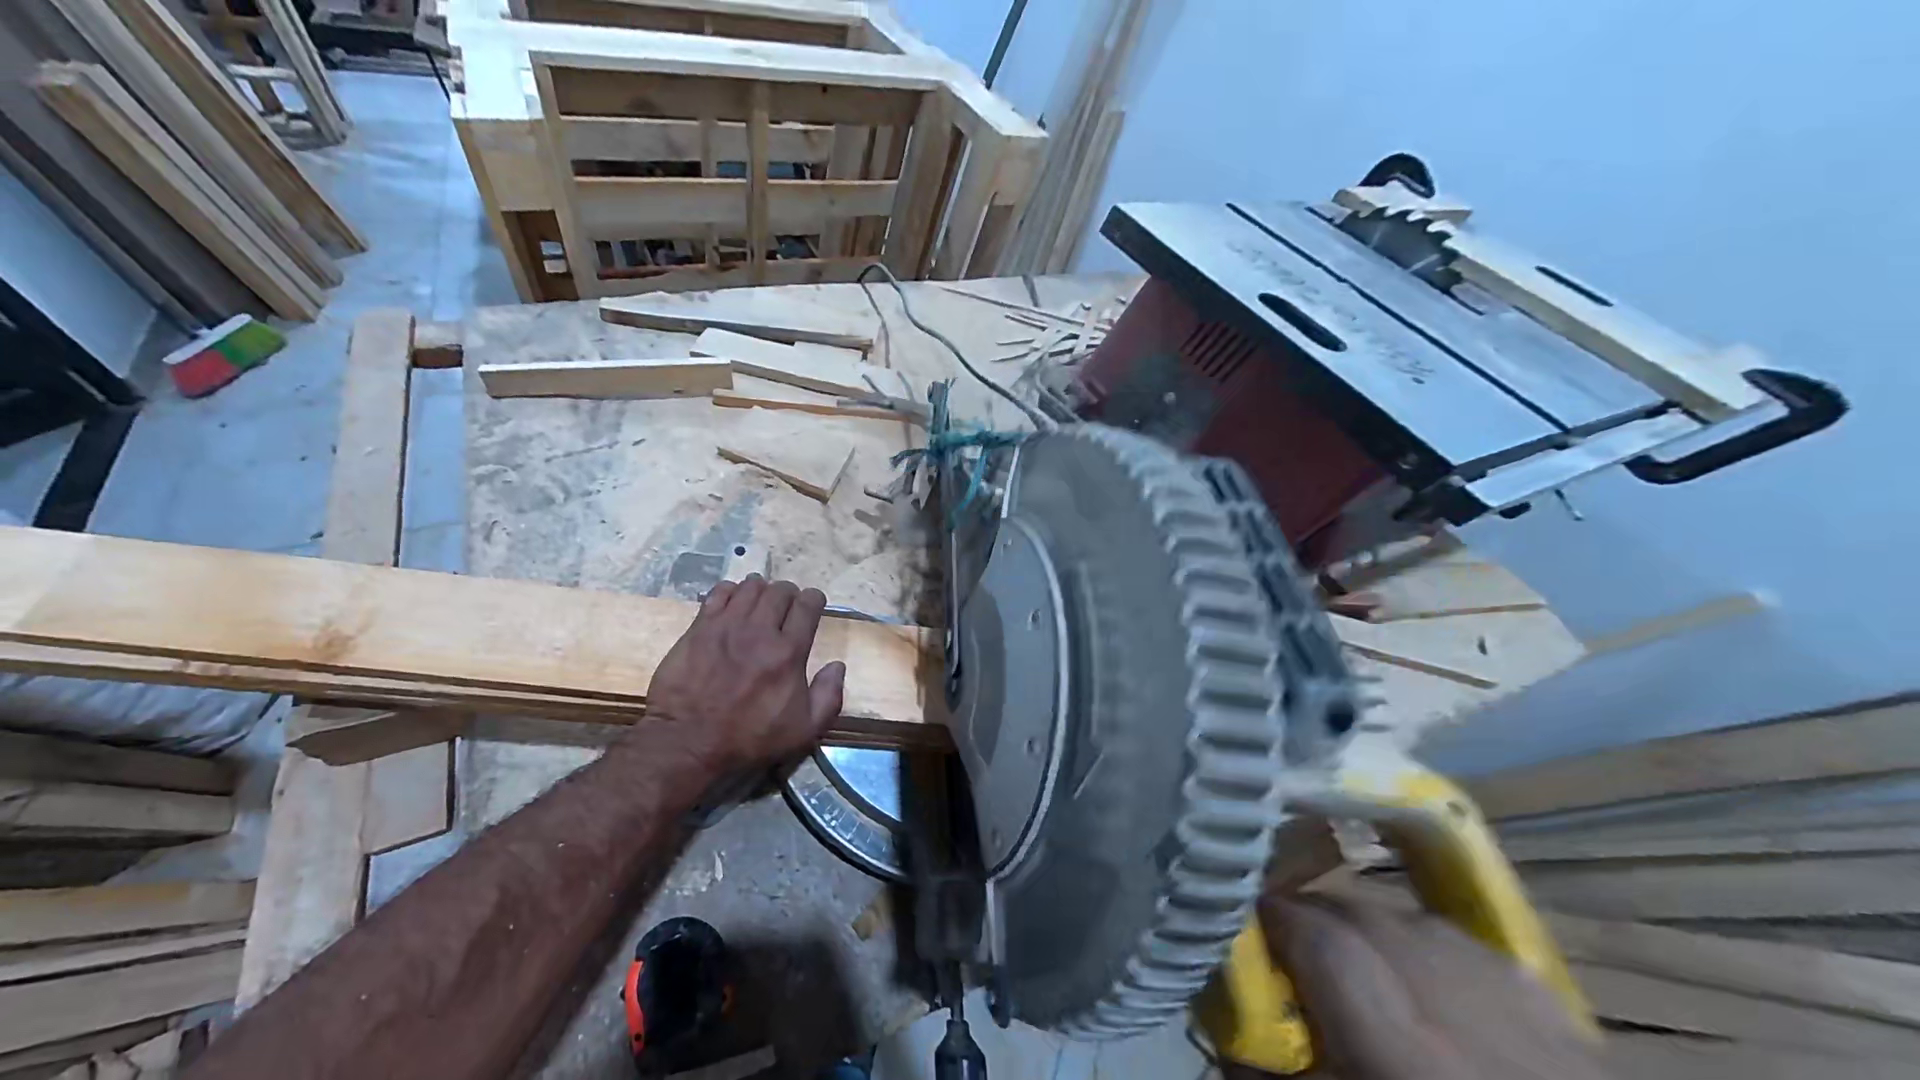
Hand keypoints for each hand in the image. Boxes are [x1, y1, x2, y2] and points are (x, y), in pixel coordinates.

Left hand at [638, 575, 845, 775]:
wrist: (688, 742)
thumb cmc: (749, 740)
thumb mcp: (803, 731)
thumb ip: (829, 697)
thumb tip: (837, 666)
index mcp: (789, 652)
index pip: (807, 605)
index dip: (814, 599)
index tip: (813, 605)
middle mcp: (760, 630)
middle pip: (779, 591)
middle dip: (788, 594)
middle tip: (786, 605)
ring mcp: (726, 626)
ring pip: (750, 587)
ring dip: (761, 590)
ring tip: (760, 601)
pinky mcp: (699, 628)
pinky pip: (719, 593)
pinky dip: (731, 591)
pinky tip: (732, 603)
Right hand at [1259, 892, 1609, 1079]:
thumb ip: (1277, 1079)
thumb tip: (1227, 1026)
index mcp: (1405, 1062)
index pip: (1327, 946)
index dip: (1277, 917)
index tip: (1247, 913)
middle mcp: (1467, 1025)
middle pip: (1372, 921)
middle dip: (1316, 913)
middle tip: (1288, 932)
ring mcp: (1529, 1023)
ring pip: (1424, 925)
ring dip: (1372, 926)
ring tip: (1350, 950)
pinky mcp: (1574, 1034)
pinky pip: (1483, 956)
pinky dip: (1436, 949)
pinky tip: (1424, 972)